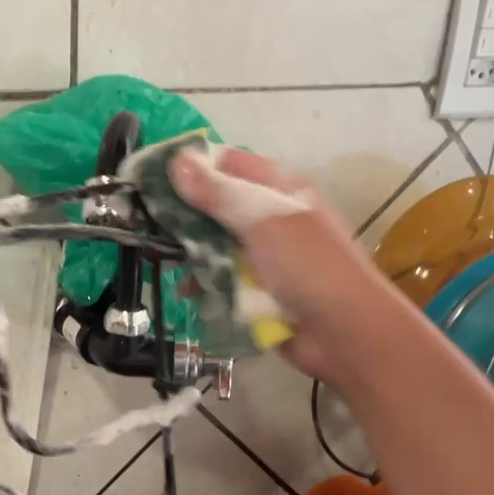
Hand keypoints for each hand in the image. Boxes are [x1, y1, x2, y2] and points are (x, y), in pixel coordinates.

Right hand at [168, 147, 383, 378]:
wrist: (346, 333)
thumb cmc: (309, 267)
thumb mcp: (263, 221)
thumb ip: (219, 193)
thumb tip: (178, 161)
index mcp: (280, 190)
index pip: (230, 164)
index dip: (193, 166)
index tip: (153, 176)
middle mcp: (271, 219)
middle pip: (218, 207)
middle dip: (186, 215)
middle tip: (147, 223)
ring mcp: (265, 258)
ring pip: (216, 247)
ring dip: (192, 254)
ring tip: (164, 261)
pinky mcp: (258, 293)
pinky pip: (223, 282)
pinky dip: (205, 285)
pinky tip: (187, 293)